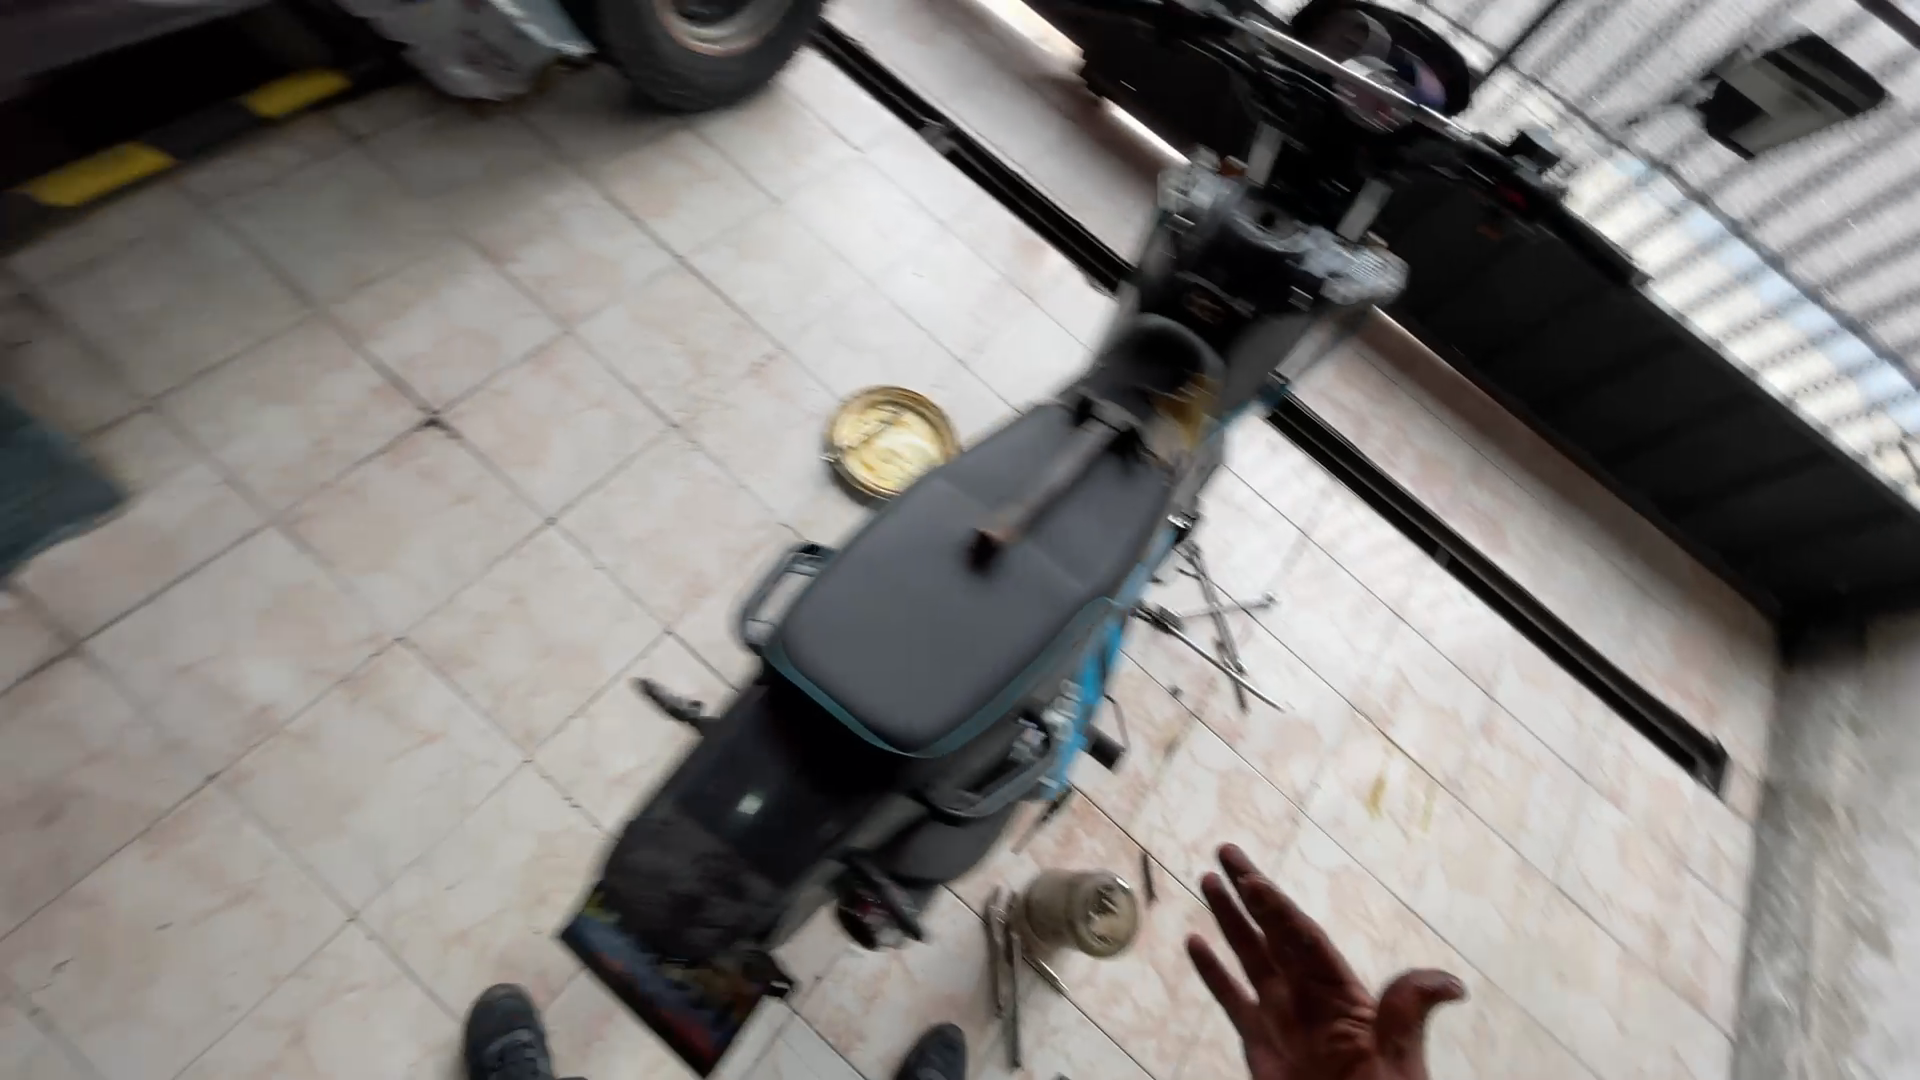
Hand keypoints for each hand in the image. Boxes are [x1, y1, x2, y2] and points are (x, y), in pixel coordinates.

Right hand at [1186, 845, 1464, 1079]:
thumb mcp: (1400, 1064)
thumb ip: (1403, 1018)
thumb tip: (1452, 984)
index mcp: (1342, 995)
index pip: (1303, 938)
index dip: (1277, 908)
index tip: (1252, 881)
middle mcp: (1308, 995)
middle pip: (1273, 931)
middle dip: (1250, 891)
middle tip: (1227, 851)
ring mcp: (1281, 1017)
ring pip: (1249, 954)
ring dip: (1228, 917)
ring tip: (1208, 879)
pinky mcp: (1259, 1043)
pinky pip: (1230, 999)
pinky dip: (1211, 971)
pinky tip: (1194, 942)